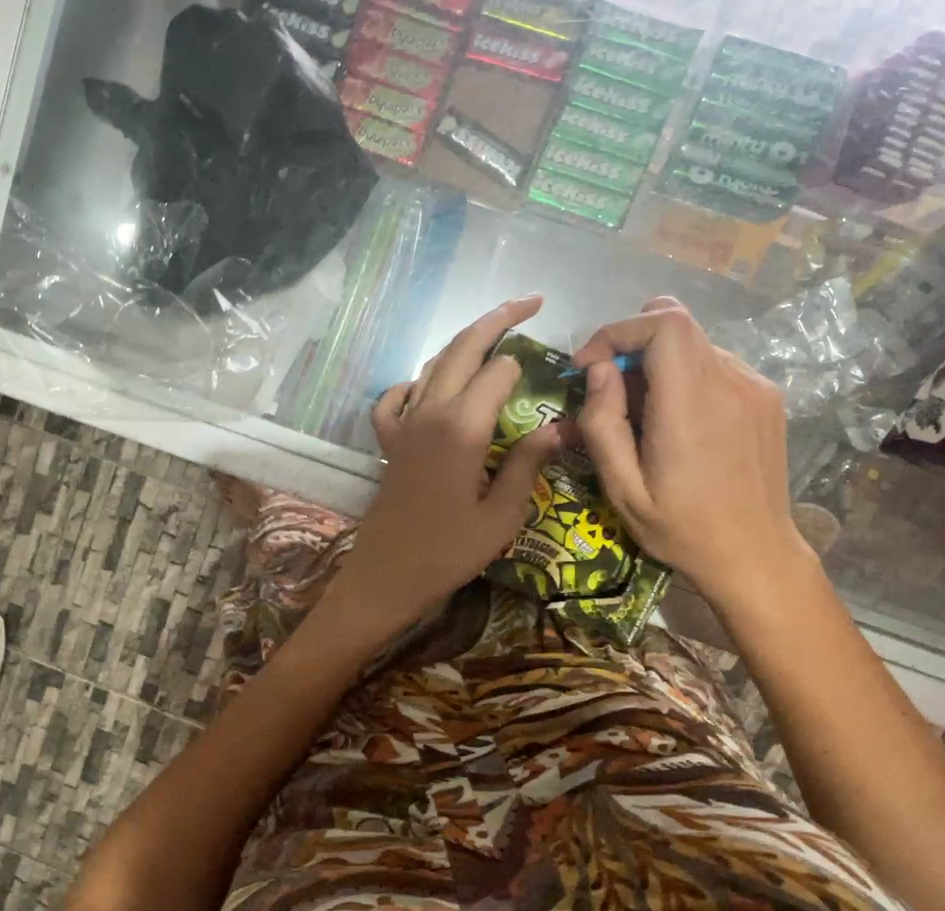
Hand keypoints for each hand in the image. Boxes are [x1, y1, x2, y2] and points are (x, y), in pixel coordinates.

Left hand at [330, 296, 563, 633]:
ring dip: (461, 344)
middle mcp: (429, 413)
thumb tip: (557, 427)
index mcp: (462, 427)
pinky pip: (395, 398)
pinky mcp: (387, 443)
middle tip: (530, 301)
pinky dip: (413, 383)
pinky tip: (428, 387)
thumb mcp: (502, 516)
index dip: (526, 364)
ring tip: (491, 335)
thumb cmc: (448, 552)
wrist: (387, 575)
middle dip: (496, 320)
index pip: (499, 371)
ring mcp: (403, 425)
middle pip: (461, 349)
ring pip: (431, 366)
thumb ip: (528, 465)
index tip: (551, 368)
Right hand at [573, 297, 814, 607]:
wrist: (753, 553)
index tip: (587, 366)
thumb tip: (598, 372)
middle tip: (607, 388)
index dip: (618, 331)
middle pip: (677, 323)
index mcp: (692, 407)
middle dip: (630, 344)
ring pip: (694, 344)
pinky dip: (683, 378)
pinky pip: (714, 365)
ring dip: (656, 364)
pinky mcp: (765, 396)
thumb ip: (604, 425)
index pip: (663, 324)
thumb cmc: (680, 529)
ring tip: (640, 415)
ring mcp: (754, 387)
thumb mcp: (622, 490)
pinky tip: (676, 424)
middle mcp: (730, 383)